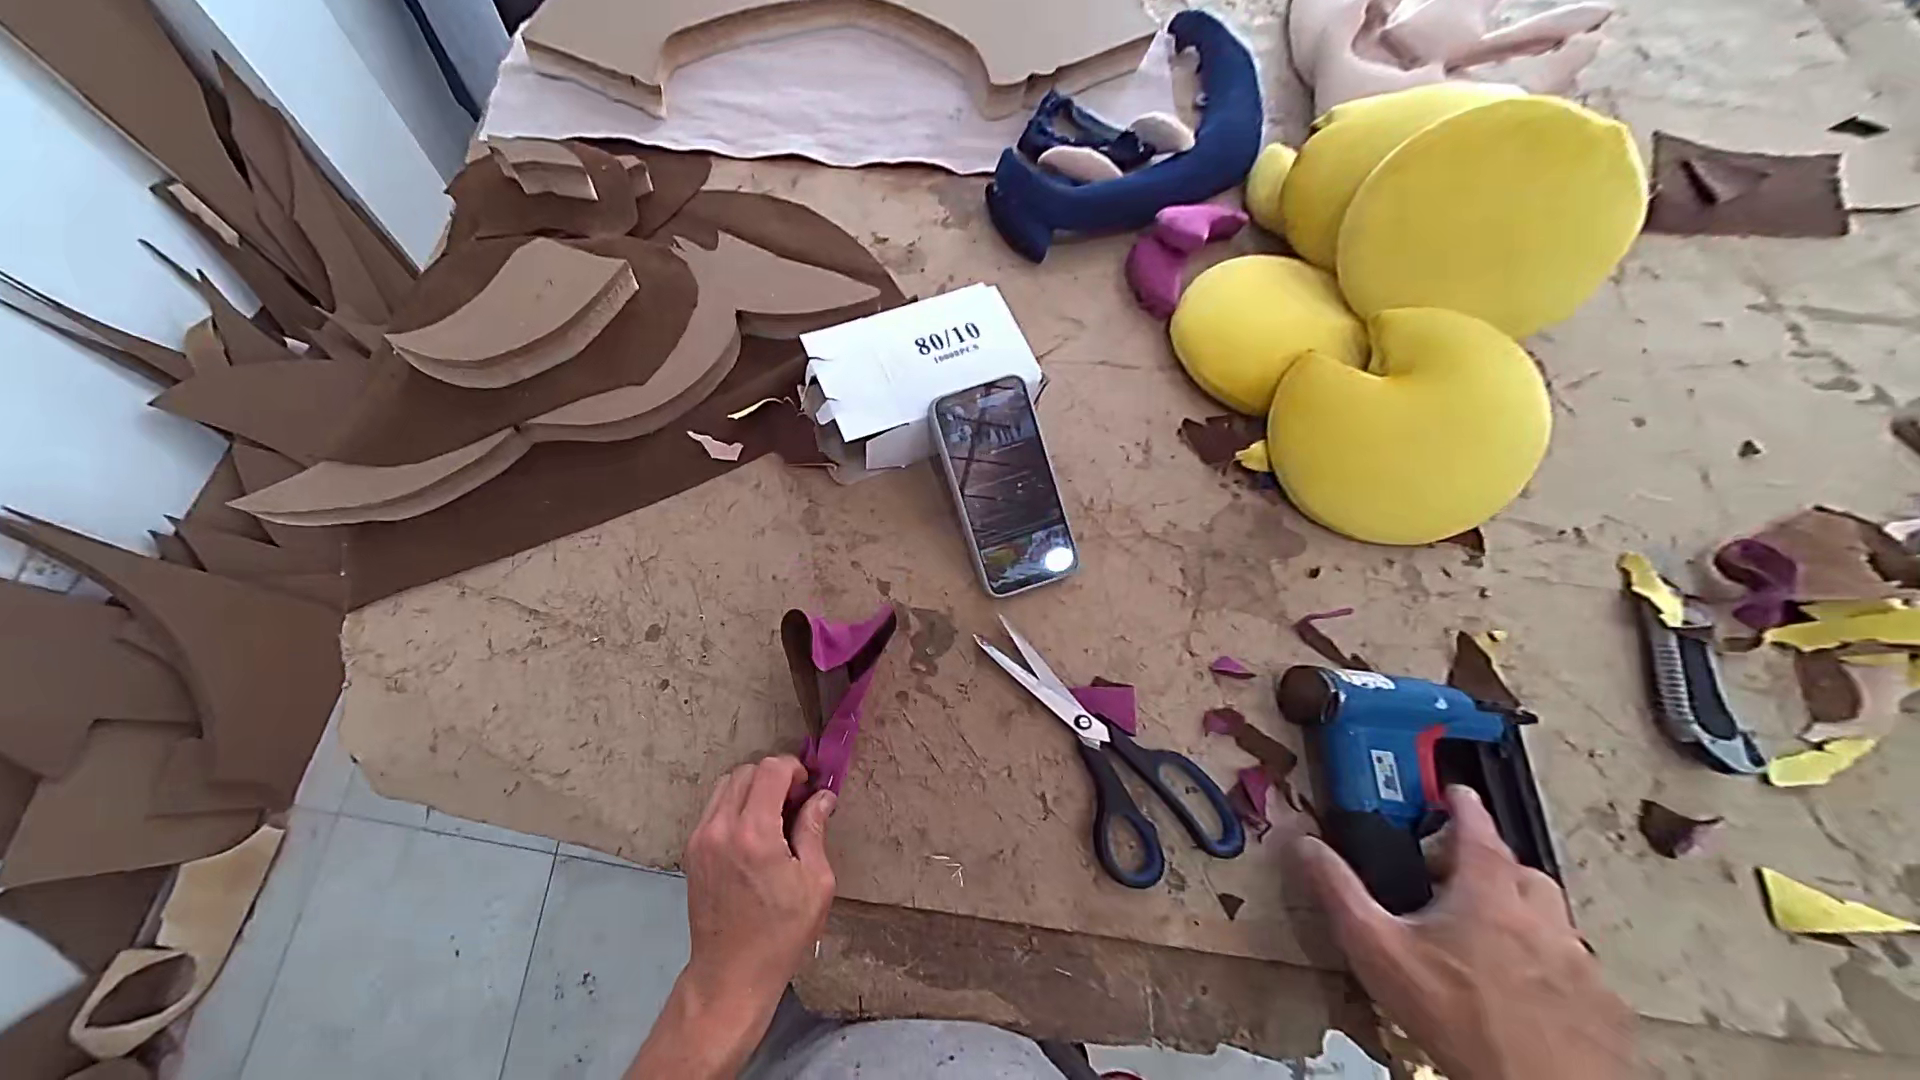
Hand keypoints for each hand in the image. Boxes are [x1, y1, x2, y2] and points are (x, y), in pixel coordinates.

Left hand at [626, 756, 835, 1078]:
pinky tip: (753, 831)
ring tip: (773, 815)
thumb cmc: (781, 934)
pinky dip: (736, 804)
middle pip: (747, 771)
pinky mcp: (691, 850)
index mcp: (754, 834)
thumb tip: (822, 797)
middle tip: (794, 802)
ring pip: (727, 783)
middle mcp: (720, 828)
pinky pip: (714, 806)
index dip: (794, 769)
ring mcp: (700, 839)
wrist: (730, 976)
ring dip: (753, 787)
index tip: (807, 788)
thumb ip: (814, 830)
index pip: (770, 769)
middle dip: (775, 776)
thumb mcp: (815, 882)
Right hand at [1291, 785, 1640, 1079]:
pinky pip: (1576, 966)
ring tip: (1486, 930)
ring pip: (1552, 918)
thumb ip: (1338, 889)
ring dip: (1521, 910)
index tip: (1455, 791)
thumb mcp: (1375, 948)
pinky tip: (1524, 985)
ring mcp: (1579, 965)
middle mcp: (1541, 919)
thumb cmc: (1454, 1018)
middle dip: (1490, 862)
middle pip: (1520, 871)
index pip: (1478, 831)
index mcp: (1487, 895)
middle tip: (1456, 875)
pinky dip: (1549, 960)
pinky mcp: (1604, 1009)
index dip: (1464, 805)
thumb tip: (1304, 842)